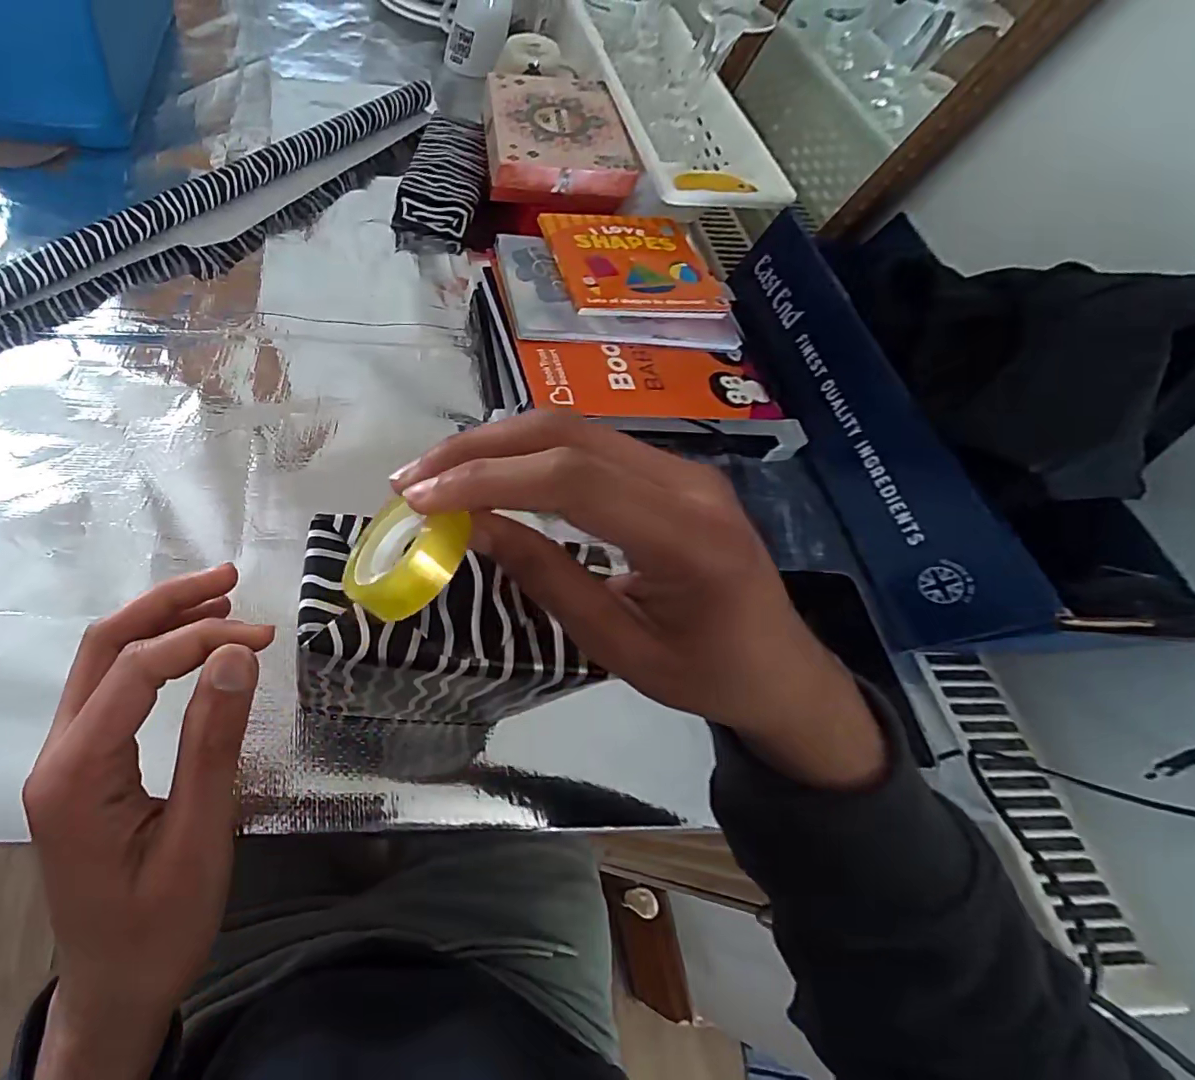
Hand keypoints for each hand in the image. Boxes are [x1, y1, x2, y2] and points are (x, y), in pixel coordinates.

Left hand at [23, 564, 274, 1079]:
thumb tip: (235, 654)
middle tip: (228, 578)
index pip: (135, 670)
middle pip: (104, 647)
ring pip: (104, 662)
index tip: (262, 637)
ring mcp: (62, 759)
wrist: (112, 994)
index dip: (201, 639)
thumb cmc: (159, 931)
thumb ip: (213, 743)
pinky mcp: (81, 767)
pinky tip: (192, 650)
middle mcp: (56, 754)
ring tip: (219, 599)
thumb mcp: (199, 841)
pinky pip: (113, 690)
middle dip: (167, 604)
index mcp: (75, 774)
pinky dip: (155, 656)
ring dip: (159, 622)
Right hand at [392, 412, 883, 789]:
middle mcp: (687, 483)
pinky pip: (589, 445)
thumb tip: (474, 525)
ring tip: (436, 473)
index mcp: (686, 538)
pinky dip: (527, 452)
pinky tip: (490, 471)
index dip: (486, 480)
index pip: (570, 479)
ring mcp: (682, 469)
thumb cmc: (705, 675)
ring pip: (573, 428)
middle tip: (412, 478)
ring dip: (496, 443)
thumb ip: (548, 578)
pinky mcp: (671, 471)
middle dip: (477, 449)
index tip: (420, 499)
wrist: (782, 670)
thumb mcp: (617, 647)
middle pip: (566, 435)